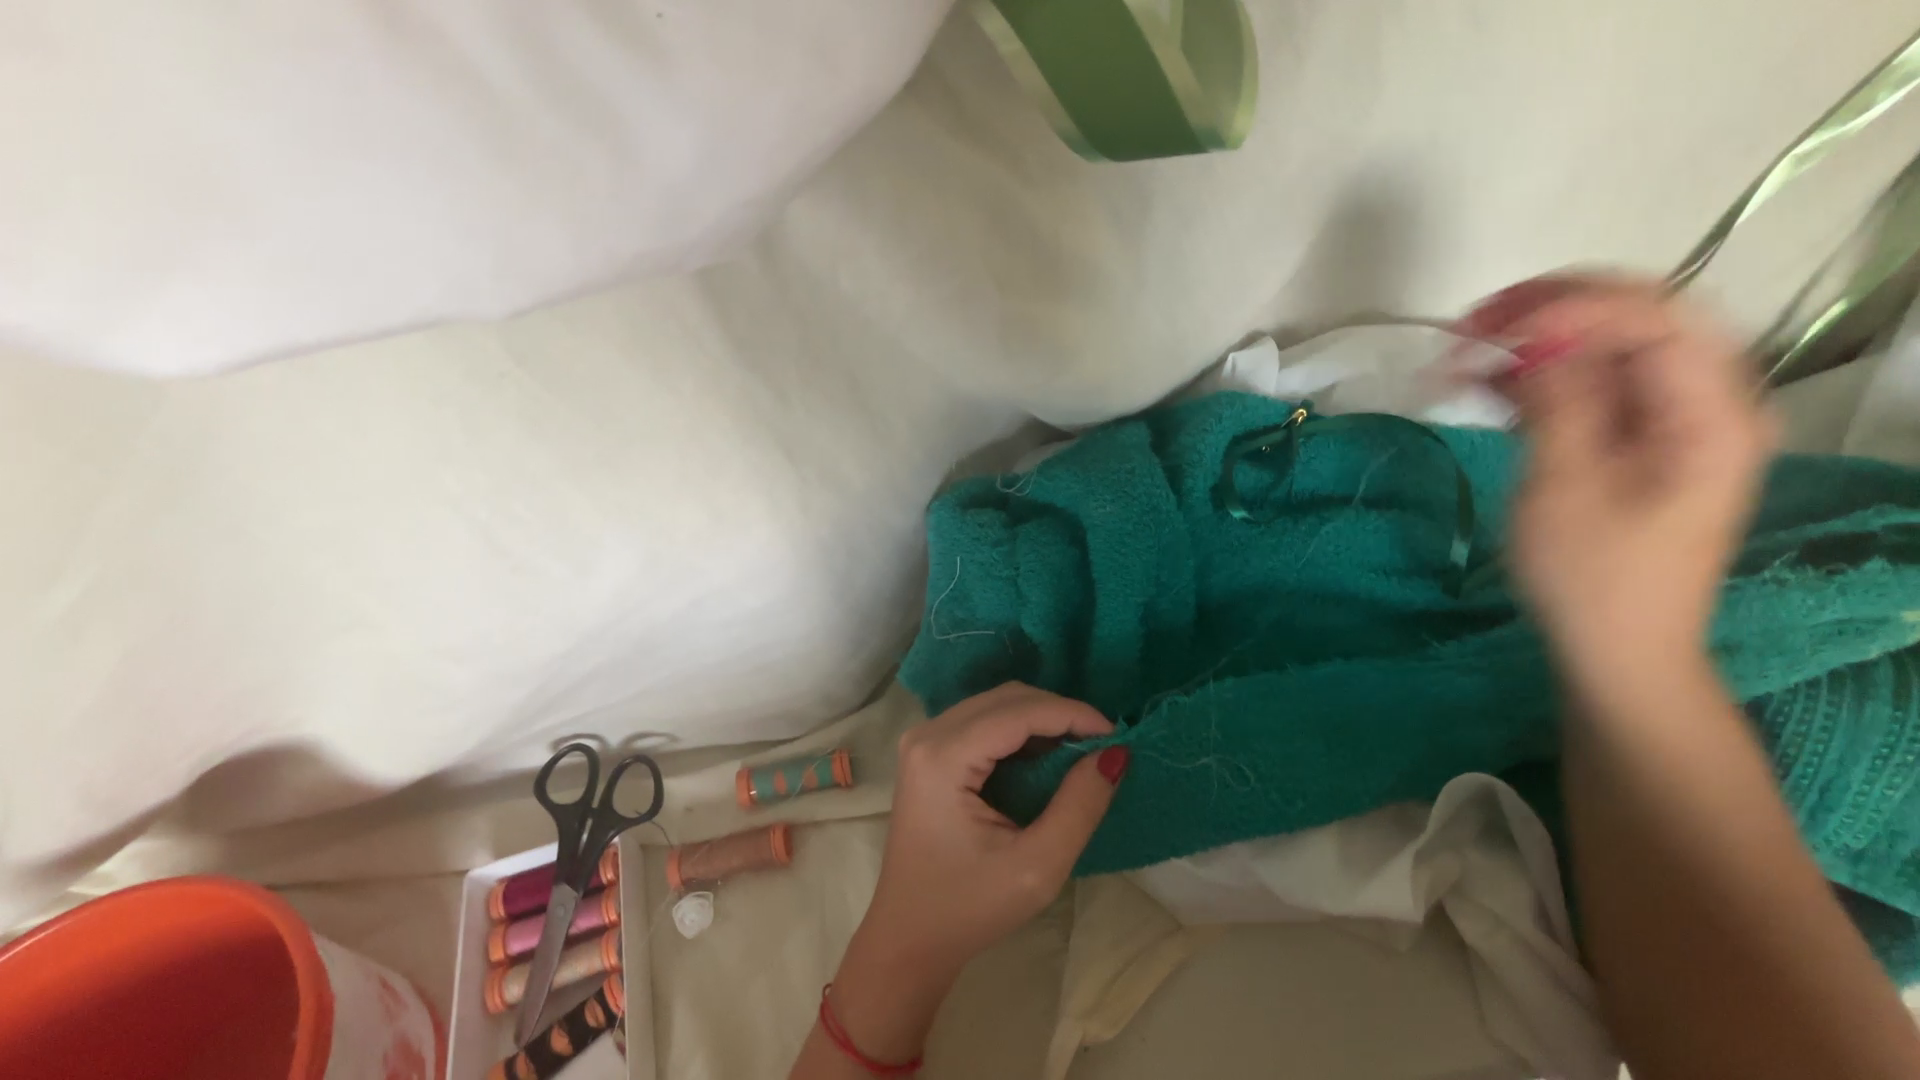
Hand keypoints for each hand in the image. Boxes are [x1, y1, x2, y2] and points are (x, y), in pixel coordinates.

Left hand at [862, 681, 1125, 976]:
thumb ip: (1079, 805)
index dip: (1073, 715)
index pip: (1018, 711)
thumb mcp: (1037, 866)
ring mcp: (923, 741)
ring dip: (1042, 720)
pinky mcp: (928, 754)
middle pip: (1006, 698)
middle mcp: (927, 735)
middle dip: (1059, 714)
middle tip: (1103, 745)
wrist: (910, 938)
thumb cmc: (969, 908)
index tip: (1119, 736)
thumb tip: (1115, 754)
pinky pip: (983, 722)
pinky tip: (1048, 758)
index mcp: (942, 757)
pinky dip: (1021, 732)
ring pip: (996, 705)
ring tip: (1082, 751)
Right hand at [1463, 275, 1775, 699]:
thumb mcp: (1565, 489)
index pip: (1654, 317)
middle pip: (1638, 315)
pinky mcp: (1640, 433)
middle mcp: (1709, 398)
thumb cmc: (1592, 578)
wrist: (1617, 646)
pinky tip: (1486, 383)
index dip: (1569, 309)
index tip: (1488, 331)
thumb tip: (1537, 337)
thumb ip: (1560, 402)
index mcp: (1713, 413)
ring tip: (1464, 355)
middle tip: (1472, 328)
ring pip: (1610, 342)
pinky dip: (1540, 373)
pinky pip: (1595, 379)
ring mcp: (1675, 414)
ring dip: (1536, 339)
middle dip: (1551, 310)